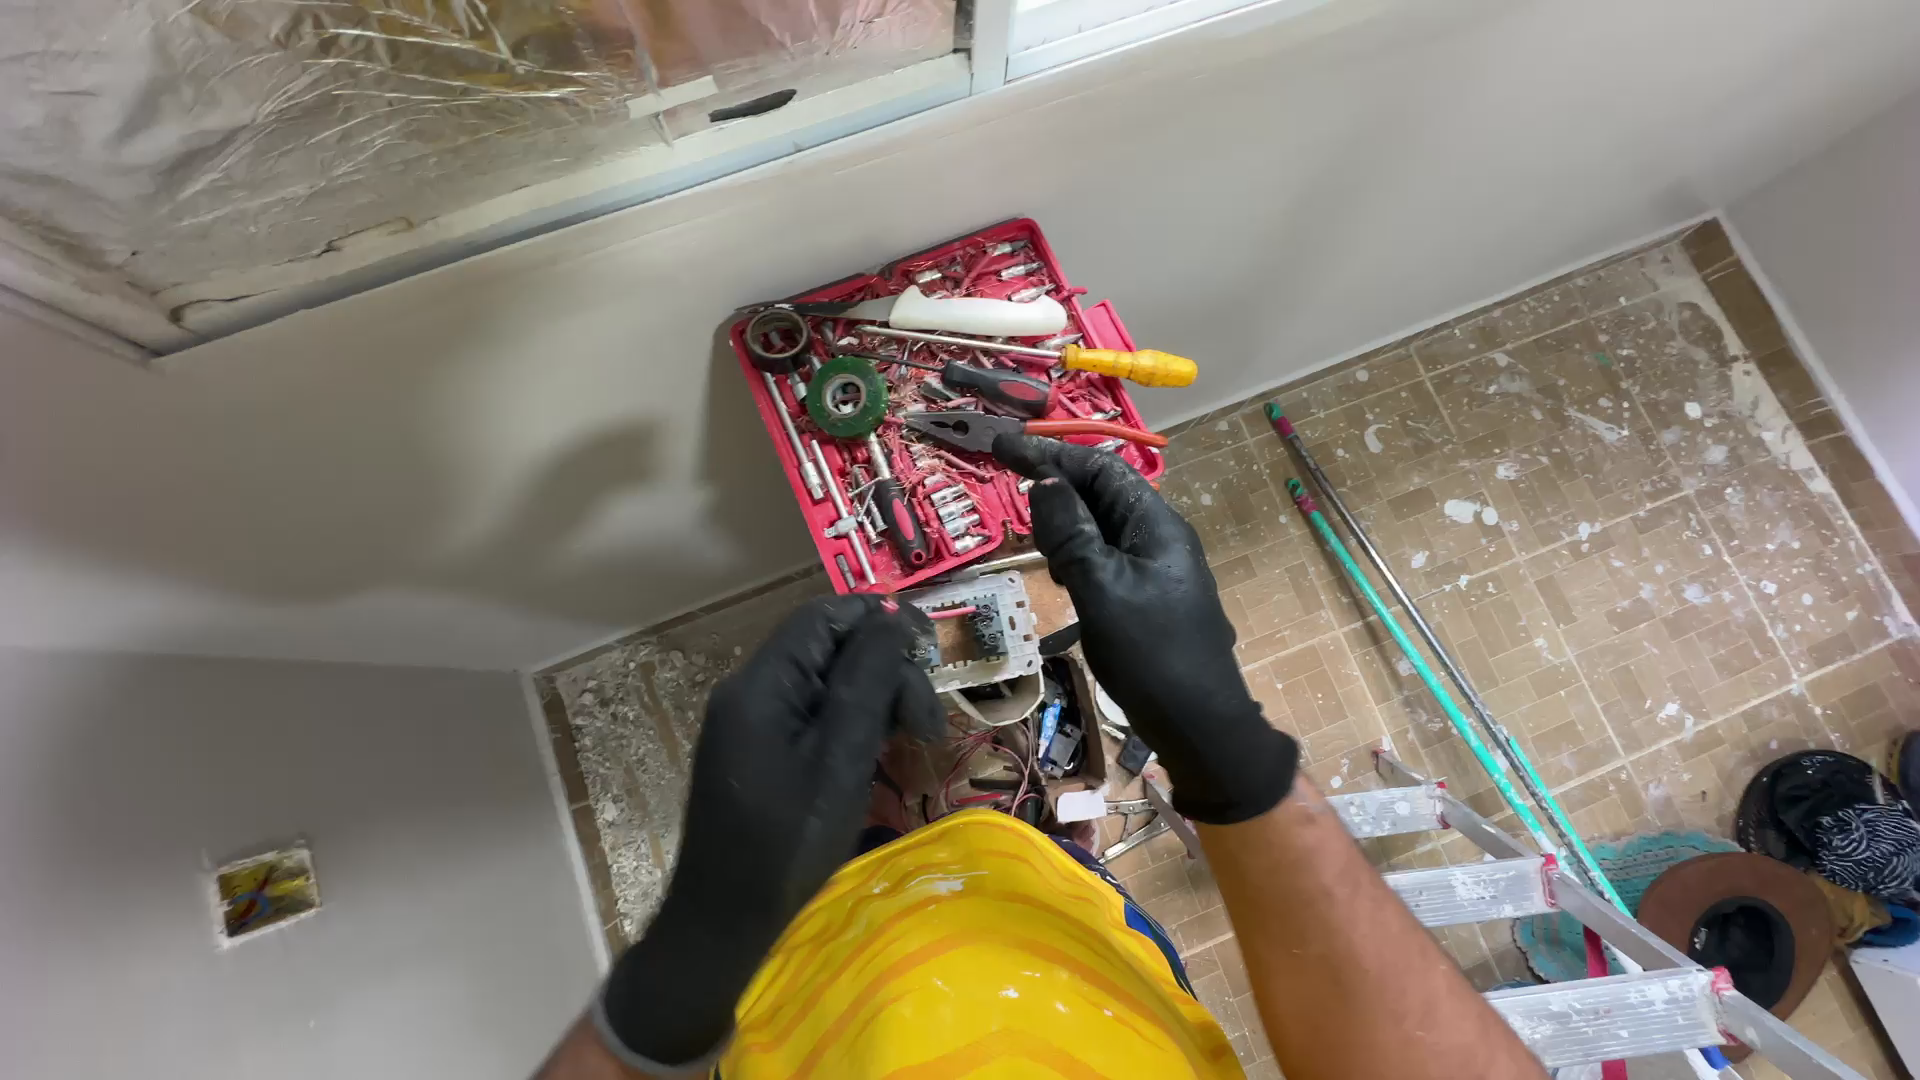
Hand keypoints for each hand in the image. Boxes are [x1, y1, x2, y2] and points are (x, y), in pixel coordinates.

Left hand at [594, 595, 939, 1070]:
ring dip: (877, 700)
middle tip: (928, 724)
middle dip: (887, 673)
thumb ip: (867, 680)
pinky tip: (881, 749)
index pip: (824, 616)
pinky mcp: (762, 746)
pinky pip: (815, 712)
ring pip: (828, 681)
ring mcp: (754, 719)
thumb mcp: (840, 756)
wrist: (724, 925)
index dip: (880, 619)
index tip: (930, 646)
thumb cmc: (788, 842)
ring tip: (916, 740)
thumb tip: (893, 617)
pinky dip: (854, 722)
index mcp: (761, 682)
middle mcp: (752, 689)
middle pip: (830, 648)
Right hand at [995, 435, 1297, 825]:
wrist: (1198, 722)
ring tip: (1029, 528)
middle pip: (1100, 492)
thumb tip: (1043, 484)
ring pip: (1100, 525)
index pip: (1098, 468)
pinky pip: (1104, 556)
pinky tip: (1058, 570)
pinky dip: (1074, 553)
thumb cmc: (1151, 652)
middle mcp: (1157, 536)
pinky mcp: (1145, 595)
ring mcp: (1153, 567)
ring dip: (1062, 518)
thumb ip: (1070, 535)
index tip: (1002, 445)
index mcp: (1154, 523)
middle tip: (1005, 475)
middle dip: (1053, 481)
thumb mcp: (1102, 588)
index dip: (1049, 453)